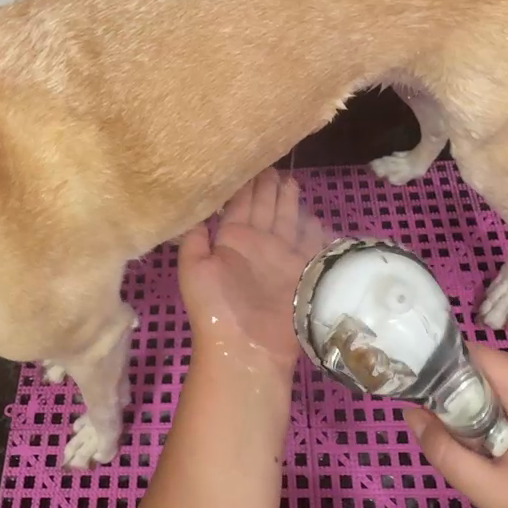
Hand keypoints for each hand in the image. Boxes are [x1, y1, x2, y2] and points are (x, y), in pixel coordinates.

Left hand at [177, 169, 332, 377]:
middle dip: (268, 185)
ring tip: (291, 178)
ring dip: (288, 200)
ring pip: (286, 219)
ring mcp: (281, 256)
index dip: (245, 183)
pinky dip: (312, 228)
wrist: (246, 348)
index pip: (239, 203)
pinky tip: (314, 212)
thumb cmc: (216, 308)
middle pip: (264, 207)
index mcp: (230, 240)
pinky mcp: (302, 269)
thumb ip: (194, 238)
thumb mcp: (193, 269)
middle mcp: (256, 244)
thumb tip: (194, 206)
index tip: (248, 158)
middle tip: (273, 160)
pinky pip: (309, 242)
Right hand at [404, 347, 507, 507]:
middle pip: (474, 363)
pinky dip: (479, 405)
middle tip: (440, 428)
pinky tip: (480, 437)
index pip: (471, 356)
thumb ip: (446, 453)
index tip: (416, 396)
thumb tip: (410, 413)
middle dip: (451, 392)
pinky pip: (494, 385)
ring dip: (464, 400)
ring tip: (461, 436)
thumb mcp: (492, 491)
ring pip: (481, 374)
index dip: (439, 371)